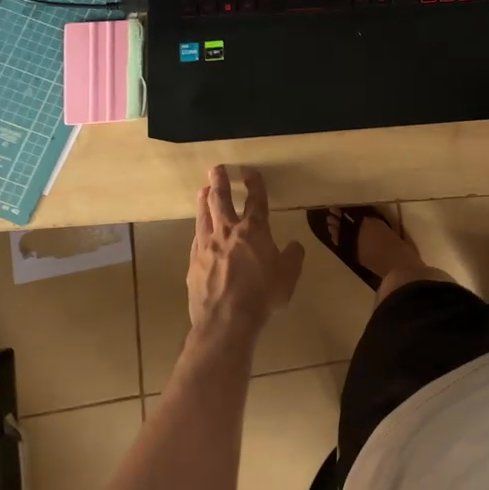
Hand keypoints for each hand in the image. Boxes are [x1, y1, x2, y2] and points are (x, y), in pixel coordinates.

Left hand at [186, 165, 303, 337]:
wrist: (226, 320)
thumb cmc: (262, 295)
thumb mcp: (288, 275)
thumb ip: (293, 256)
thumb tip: (294, 246)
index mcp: (254, 230)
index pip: (256, 200)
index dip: (255, 184)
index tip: (250, 172)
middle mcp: (228, 232)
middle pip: (221, 200)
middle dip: (220, 182)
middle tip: (216, 169)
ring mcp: (207, 247)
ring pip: (204, 216)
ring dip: (204, 200)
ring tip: (203, 190)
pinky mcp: (194, 264)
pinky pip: (196, 239)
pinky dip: (199, 229)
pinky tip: (199, 229)